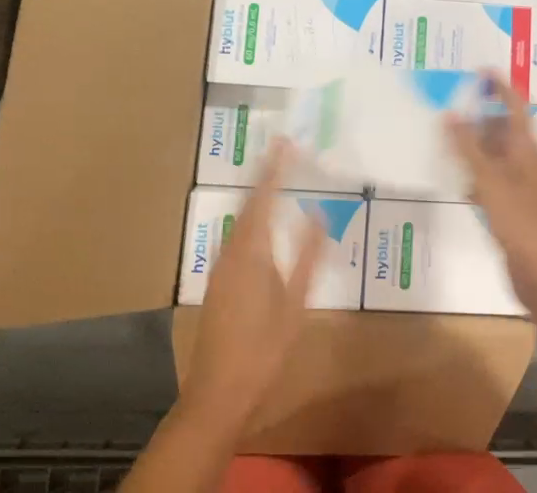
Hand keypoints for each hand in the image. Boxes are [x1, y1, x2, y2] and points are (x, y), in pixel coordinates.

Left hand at [181, 142, 326, 423]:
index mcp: (250, 253)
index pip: (262, 198)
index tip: (284, 142)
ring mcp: (219, 268)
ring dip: (256, 197)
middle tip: (283, 152)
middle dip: (264, 176)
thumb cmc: (263, 351)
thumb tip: (319, 214)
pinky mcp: (217, 283)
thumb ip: (307, 257)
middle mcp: (230, 253)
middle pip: (247, 205)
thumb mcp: (295, 305)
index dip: (273, 169)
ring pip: (239, 221)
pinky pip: (235, 238)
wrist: (217, 393)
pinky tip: (261, 226)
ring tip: (275, 178)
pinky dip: (250, 220)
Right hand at [444, 69, 536, 301]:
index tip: (480, 69)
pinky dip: (471, 171)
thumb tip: (451, 113)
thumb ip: (468, 148)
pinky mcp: (506, 208)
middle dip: (481, 113)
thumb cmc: (519, 220)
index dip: (500, 87)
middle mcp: (522, 162)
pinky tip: (453, 174)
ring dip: (473, 142)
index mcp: (523, 150)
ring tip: (445, 130)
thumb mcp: (489, 179)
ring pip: (492, 154)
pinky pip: (486, 179)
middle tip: (452, 98)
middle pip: (502, 129)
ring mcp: (515, 186)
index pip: (514, 107)